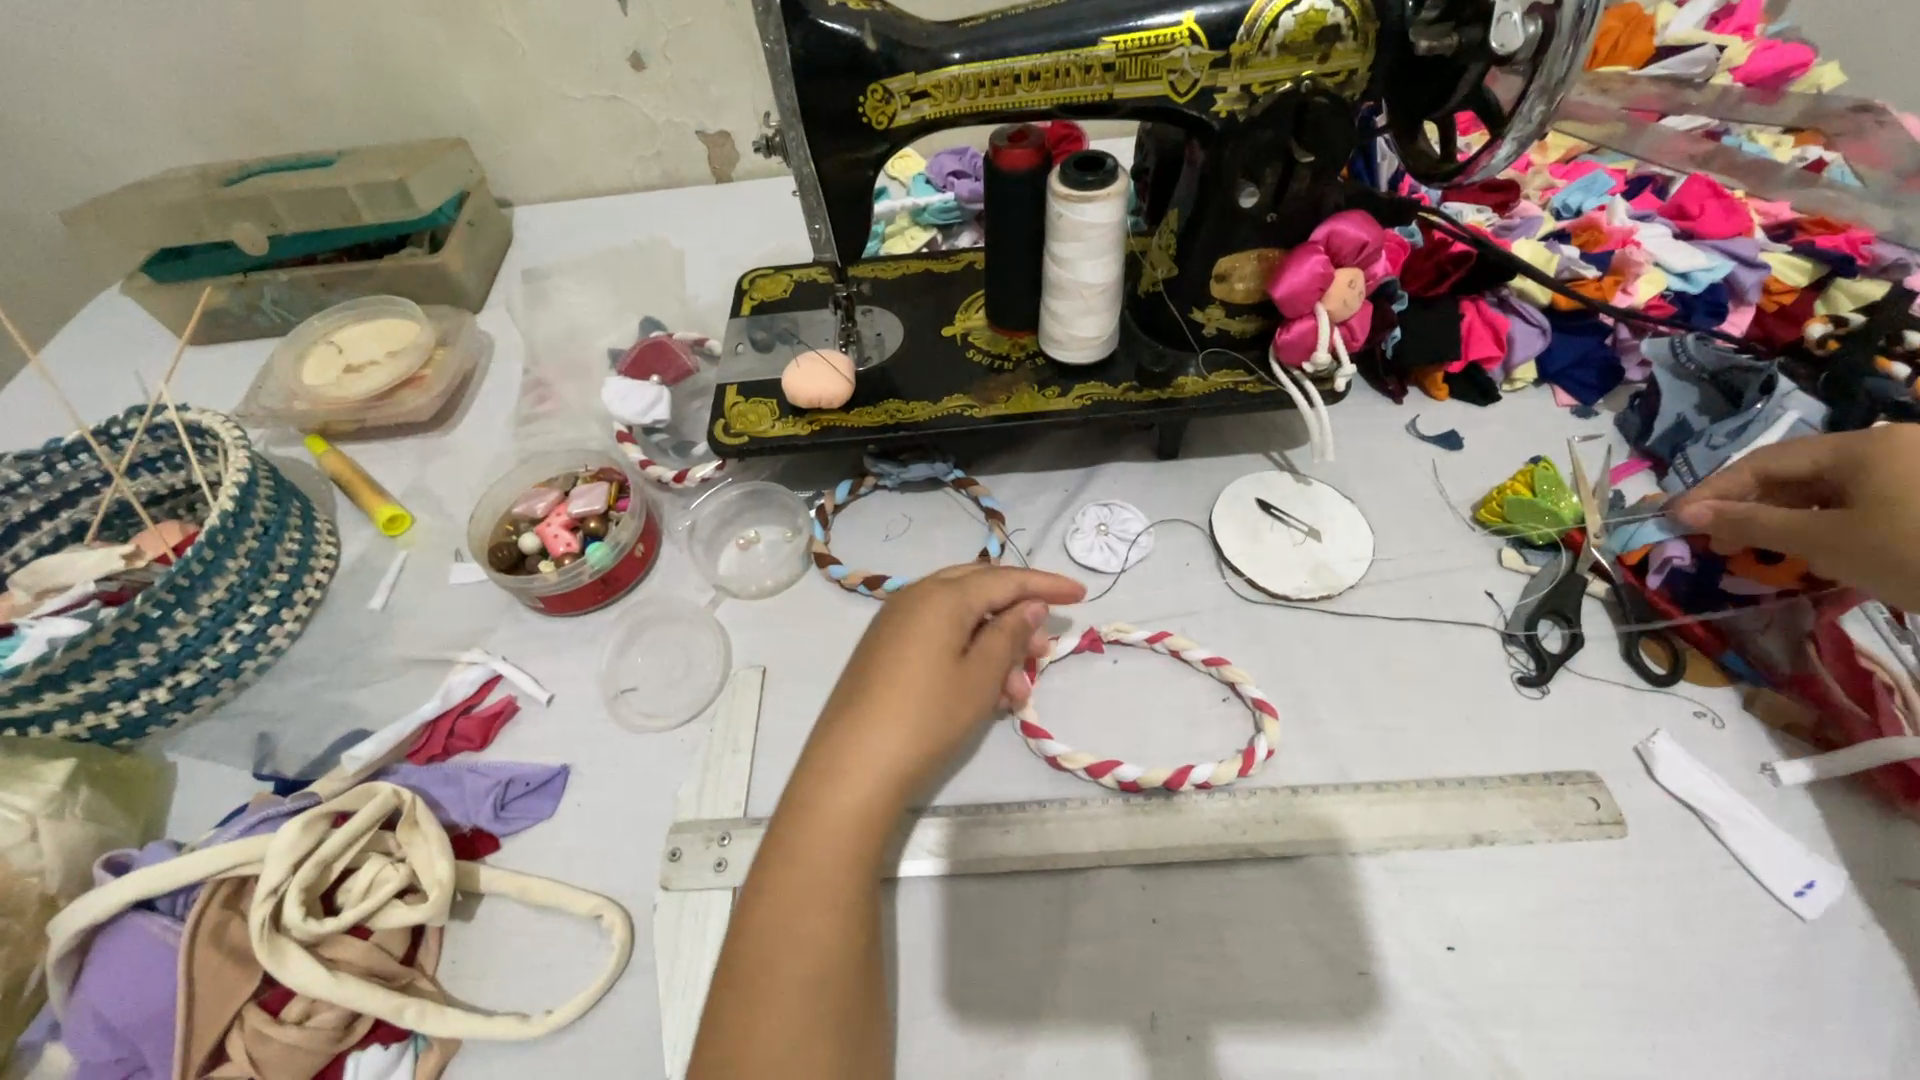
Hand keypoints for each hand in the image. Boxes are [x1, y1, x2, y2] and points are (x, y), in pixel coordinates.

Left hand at [799, 565, 1086, 804]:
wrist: (854, 764)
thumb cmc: (927, 717)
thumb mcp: (980, 676)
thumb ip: (1009, 634)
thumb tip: (1028, 604)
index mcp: (942, 595)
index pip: (1005, 579)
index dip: (1045, 585)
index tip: (1080, 595)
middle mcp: (915, 596)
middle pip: (979, 589)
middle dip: (1017, 614)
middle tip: (1044, 649)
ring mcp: (894, 621)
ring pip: (958, 616)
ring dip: (993, 643)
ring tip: (1016, 690)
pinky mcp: (884, 647)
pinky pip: (936, 633)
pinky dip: (966, 651)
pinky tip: (983, 688)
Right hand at [1670, 425, 1919, 609]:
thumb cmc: (1916, 552)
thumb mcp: (1824, 542)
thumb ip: (1750, 524)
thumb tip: (1685, 513)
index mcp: (1861, 446)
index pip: (1764, 461)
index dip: (1714, 489)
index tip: (1674, 518)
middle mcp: (1892, 447)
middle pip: (1798, 473)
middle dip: (1750, 506)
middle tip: (1713, 538)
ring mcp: (1919, 473)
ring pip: (1832, 491)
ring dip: (1786, 519)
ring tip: (1758, 549)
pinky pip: (1866, 504)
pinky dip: (1828, 525)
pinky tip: (1816, 551)